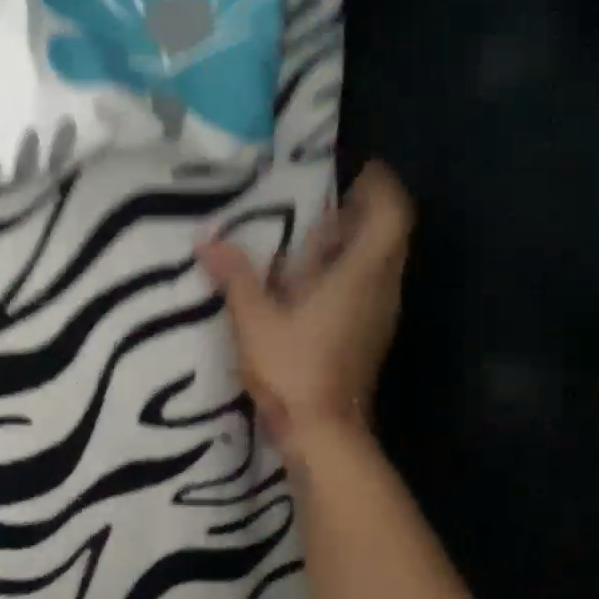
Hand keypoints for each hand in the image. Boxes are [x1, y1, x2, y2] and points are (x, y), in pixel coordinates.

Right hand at [197, 161, 415, 455]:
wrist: (323, 429)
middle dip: (359, 211)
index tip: (351, 169)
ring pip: (376, 262)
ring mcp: (378, 313)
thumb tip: (208, 238)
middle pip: (386, 235)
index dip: (378, 186)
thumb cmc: (293, 368)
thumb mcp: (254, 320)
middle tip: (317, 199)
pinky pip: (364, 286)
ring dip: (350, 243)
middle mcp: (381, 287)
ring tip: (304, 235)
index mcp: (362, 274)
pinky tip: (303, 282)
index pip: (390, 213)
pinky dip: (343, 271)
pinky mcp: (366, 333)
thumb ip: (236, 277)